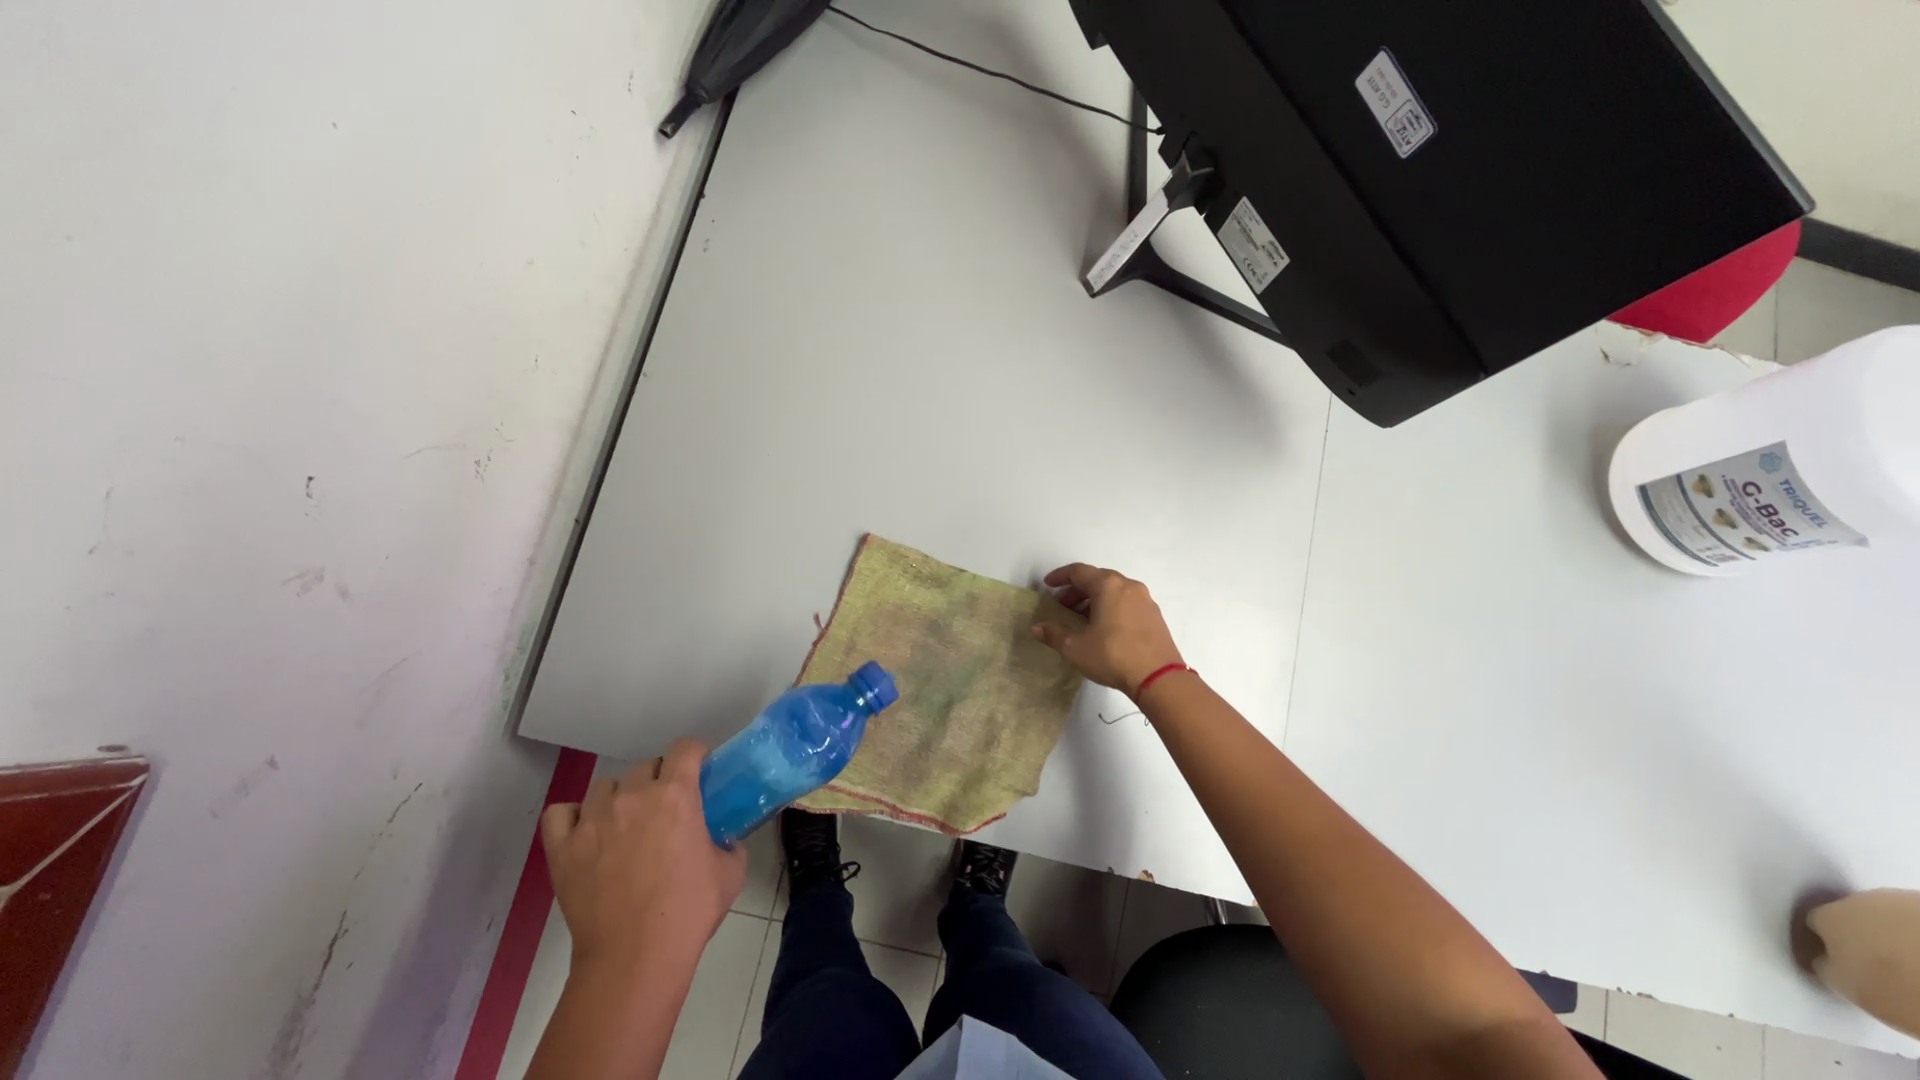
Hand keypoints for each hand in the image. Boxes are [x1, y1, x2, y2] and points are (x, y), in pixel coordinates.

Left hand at [540, 739, 747, 975]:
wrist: (635, 956)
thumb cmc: (689, 912)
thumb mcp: (731, 873)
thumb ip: (730, 844)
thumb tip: (724, 839)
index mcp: (676, 795)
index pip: (685, 749)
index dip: (695, 756)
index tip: (700, 772)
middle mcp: (632, 796)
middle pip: (646, 766)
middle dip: (659, 781)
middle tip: (667, 812)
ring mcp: (592, 820)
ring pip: (605, 787)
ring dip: (619, 799)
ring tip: (625, 827)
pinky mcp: (562, 847)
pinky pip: (560, 813)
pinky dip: (573, 818)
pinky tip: (586, 834)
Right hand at [1031, 563, 1183, 697]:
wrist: (1159, 677)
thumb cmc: (1113, 655)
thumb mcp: (1076, 647)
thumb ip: (1054, 634)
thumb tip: (1037, 627)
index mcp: (1108, 586)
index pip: (1078, 571)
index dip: (1060, 576)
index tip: (1047, 585)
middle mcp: (1128, 586)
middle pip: (1097, 579)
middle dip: (1077, 590)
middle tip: (1062, 605)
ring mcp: (1145, 600)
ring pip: (1114, 591)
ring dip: (1094, 599)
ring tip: (1081, 618)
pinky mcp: (1154, 615)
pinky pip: (1126, 602)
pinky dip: (1111, 607)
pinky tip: (1104, 627)